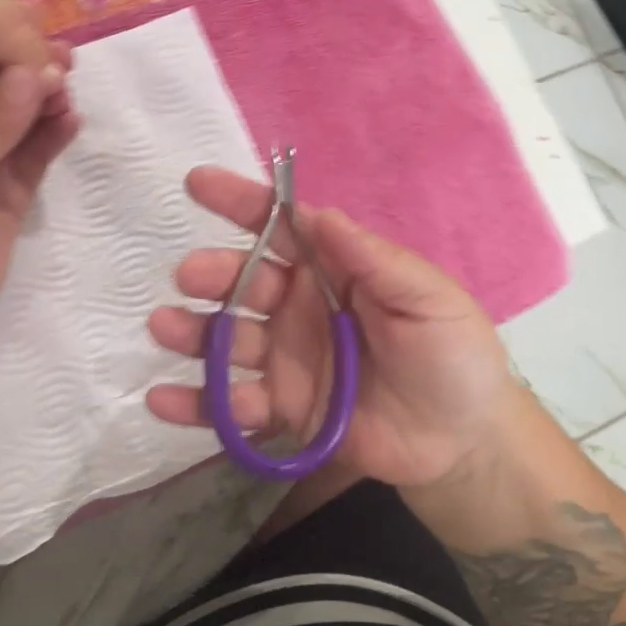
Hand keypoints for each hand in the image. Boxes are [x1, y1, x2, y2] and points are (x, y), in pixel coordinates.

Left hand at [0, 57, 78, 364]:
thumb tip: (34, 72)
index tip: (31, 30)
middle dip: (26, 72)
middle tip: (66, 57)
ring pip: (16, 116)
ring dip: (44, 102)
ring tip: (73, 87)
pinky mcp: (10, 187)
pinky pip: (35, 151)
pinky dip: (53, 135)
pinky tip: (73, 118)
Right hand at [145, 167, 533, 488]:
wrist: (463, 442)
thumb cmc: (454, 356)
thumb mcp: (427, 299)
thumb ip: (374, 260)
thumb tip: (317, 213)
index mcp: (333, 272)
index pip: (282, 229)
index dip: (242, 204)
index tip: (199, 184)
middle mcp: (299, 309)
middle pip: (245, 283)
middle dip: (214, 274)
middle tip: (191, 275)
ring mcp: (285, 360)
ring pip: (227, 340)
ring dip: (192, 333)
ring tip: (166, 328)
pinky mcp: (282, 410)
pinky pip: (231, 404)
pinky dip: (195, 404)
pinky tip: (161, 399)